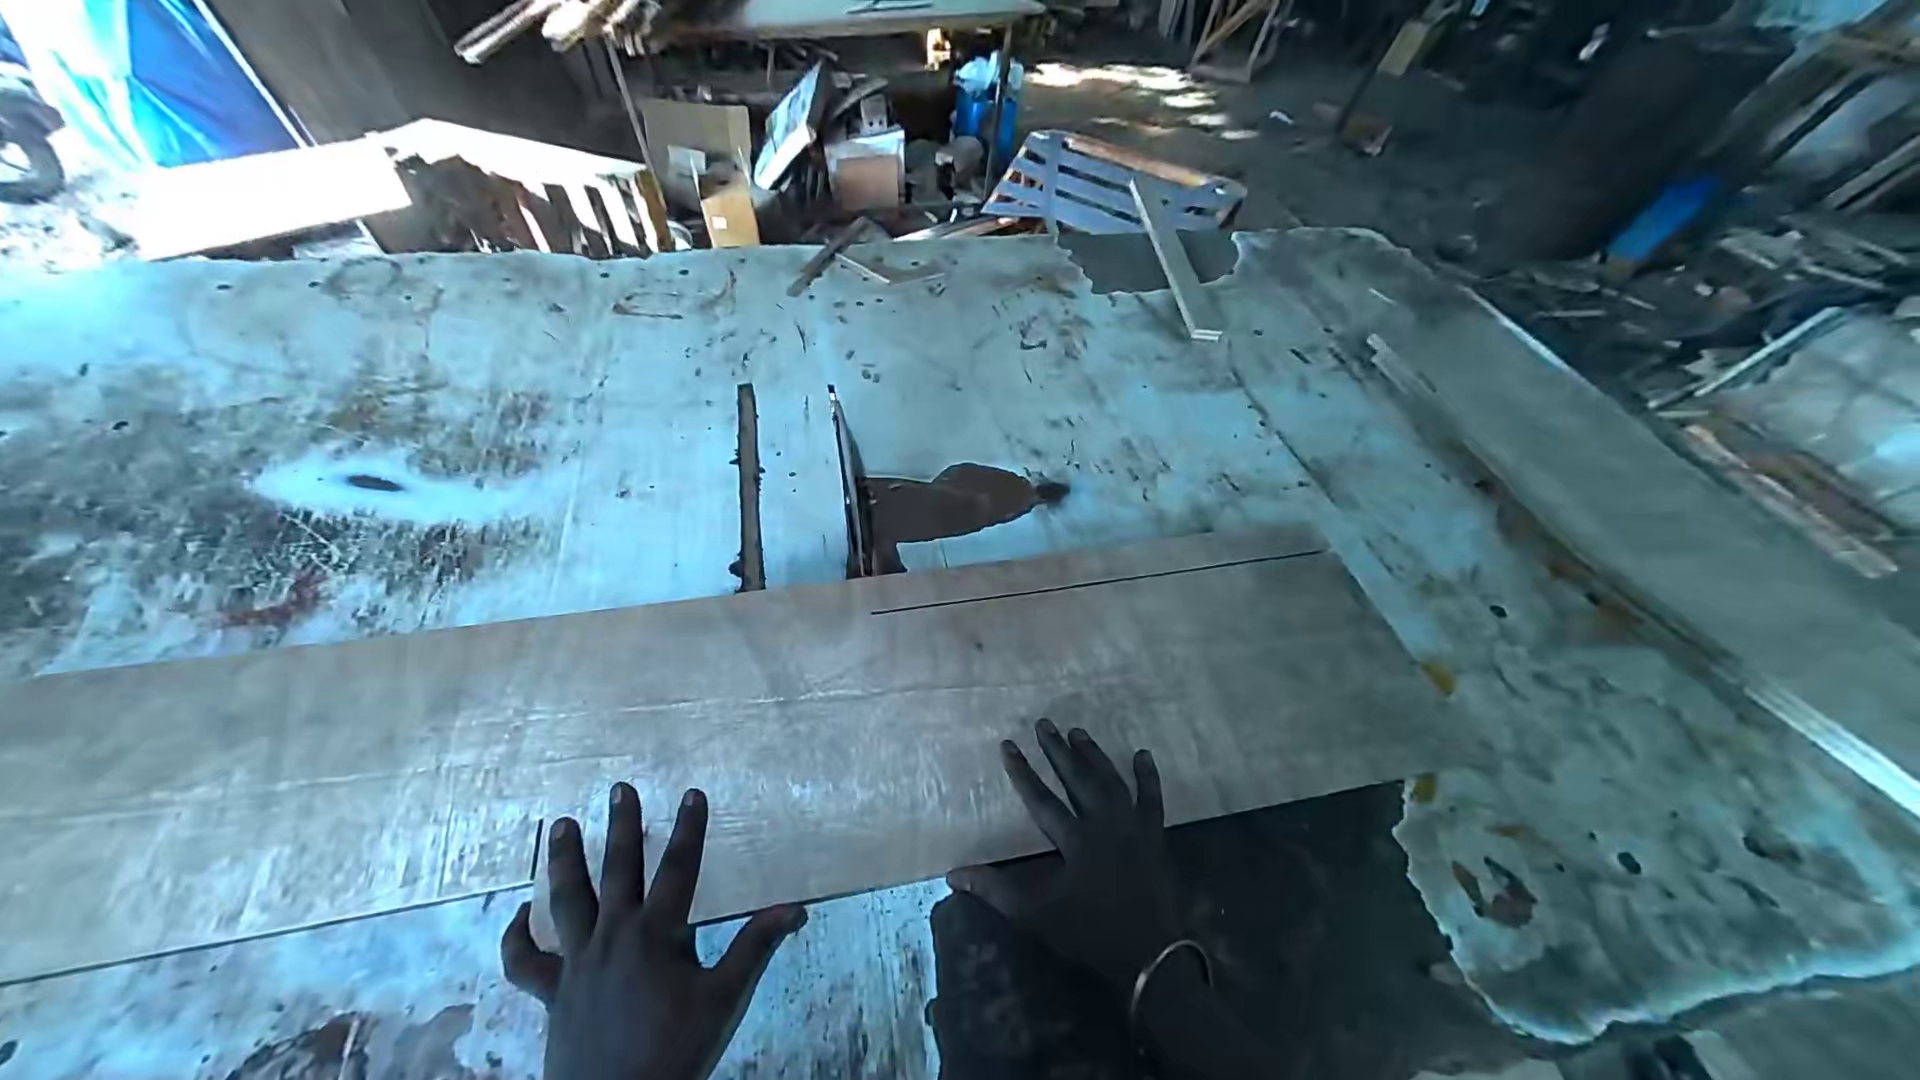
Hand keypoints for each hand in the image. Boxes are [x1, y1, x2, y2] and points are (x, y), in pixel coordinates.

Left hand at [501, 784, 807, 1079]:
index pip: (679, 868)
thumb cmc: (675, 1051)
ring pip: (567, 902)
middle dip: (622, 826)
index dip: (690, 829)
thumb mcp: (725, 998)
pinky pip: (527, 963)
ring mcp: (579, 964)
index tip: (692, 793)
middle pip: (619, 870)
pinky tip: (518, 914)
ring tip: (560, 825)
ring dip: (564, 862)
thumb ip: (757, 946)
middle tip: (619, 789)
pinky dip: (518, 938)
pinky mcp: (554, 994)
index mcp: (656, 934)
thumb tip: (797, 908)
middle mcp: (614, 936)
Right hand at [948, 718, 1183, 990]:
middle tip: (1044, 723)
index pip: (1040, 798)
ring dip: (1093, 755)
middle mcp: (1103, 823)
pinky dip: (1148, 777)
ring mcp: (1132, 827)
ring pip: (1110, 781)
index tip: (1008, 743)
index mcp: (1074, 840)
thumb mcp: (1035, 914)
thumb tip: (953, 874)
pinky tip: (1143, 754)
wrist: (1148, 957)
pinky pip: (1152, 799)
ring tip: (1078, 731)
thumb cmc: (1088, 932)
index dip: (1022, 771)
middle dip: (1057, 750)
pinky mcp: (1154, 836)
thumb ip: (995, 890)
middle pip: (1077, 778)